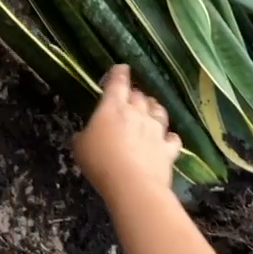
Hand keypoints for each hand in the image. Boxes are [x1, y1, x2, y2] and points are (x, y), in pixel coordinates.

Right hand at [73, 65, 181, 205]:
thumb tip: (86, 135)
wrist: (133, 186)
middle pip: (139, 96)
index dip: (119, 73)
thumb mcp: (80, 147)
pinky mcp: (168, 149)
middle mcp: (137, 113)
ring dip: (153, 108)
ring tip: (150, 109)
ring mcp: (155, 130)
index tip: (121, 68)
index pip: (117, 83)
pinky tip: (166, 138)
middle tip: (130, 97)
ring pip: (158, 111)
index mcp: (112, 107)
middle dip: (134, 94)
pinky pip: (172, 138)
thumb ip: (84, 136)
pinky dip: (169, 136)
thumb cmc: (100, 162)